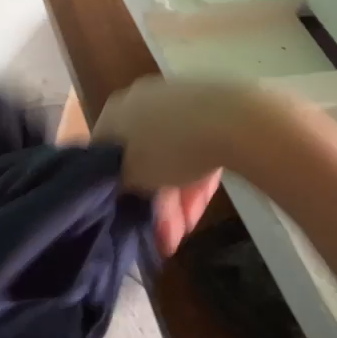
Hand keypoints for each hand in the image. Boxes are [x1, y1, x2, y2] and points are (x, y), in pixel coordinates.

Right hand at [91, 77, 273, 255]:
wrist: (231, 119)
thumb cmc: (169, 147)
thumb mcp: (133, 175)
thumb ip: (119, 185)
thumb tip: (115, 190)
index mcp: (114, 111)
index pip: (105, 153)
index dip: (116, 188)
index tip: (131, 216)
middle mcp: (138, 101)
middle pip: (142, 157)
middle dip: (156, 200)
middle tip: (167, 235)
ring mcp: (174, 103)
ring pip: (171, 156)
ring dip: (178, 195)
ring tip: (189, 229)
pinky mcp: (208, 110)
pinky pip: (194, 147)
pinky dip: (196, 176)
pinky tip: (205, 203)